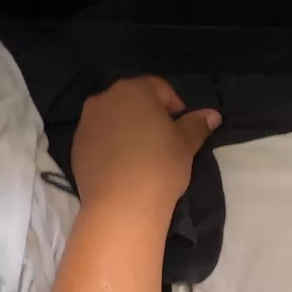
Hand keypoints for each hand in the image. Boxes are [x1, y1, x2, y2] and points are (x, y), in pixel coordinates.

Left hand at [69, 76, 219, 214]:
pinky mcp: (77, 146)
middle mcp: (106, 98)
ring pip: (113, 118)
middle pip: (132, 100)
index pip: (160, 88)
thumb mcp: (186, 146)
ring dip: (128, 130)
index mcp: (135, 91)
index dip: (175, 106)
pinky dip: (112, 147)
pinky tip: (124, 168)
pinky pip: (99, 139)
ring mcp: (87, 122)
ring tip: (142, 157)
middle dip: (148, 116)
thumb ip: (197, 126)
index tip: (182, 129)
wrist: (122, 203)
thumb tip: (213, 115)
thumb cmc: (160, 167)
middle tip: (163, 142)